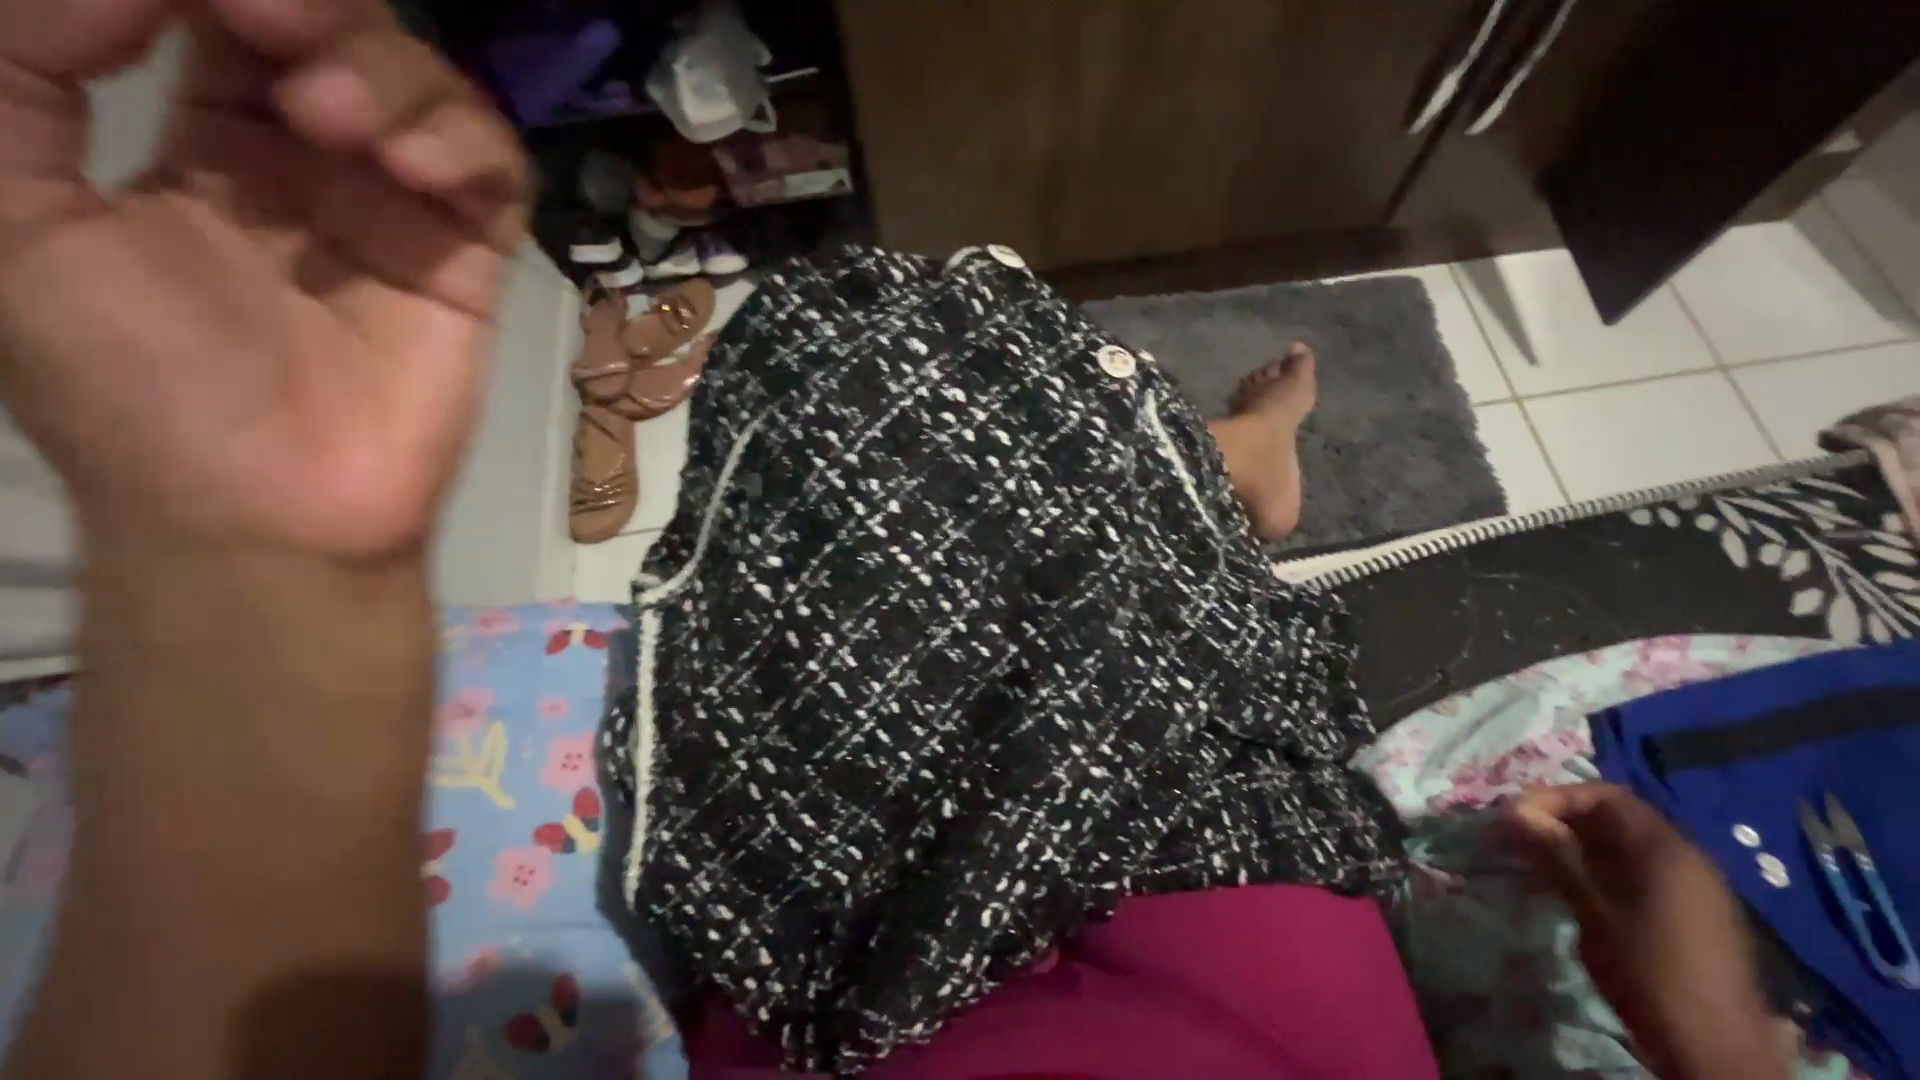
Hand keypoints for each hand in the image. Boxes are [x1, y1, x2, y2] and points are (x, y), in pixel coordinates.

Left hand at [0, 0, 529, 556]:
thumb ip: (23, 70)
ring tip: (337, 127)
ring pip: (427, 88)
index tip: (216, 1)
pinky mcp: (471, 261)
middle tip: (275, 27)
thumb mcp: (7, 211)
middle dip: (315, 12)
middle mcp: (316, 165)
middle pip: (342, 34)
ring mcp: (403, 212)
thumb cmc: (131, 381)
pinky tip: (415, 172)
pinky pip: (497, 173)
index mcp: (202, 145)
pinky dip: (467, 148)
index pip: (219, 18)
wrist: (265, 507)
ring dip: (388, 77)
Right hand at [1509, 783, 1788, 1079]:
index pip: (1605, 796)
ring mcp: (1695, 887)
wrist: (1716, 1049)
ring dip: (1581, 846)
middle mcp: (1686, 858)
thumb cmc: (1648, 971)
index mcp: (1665, 850)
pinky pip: (1641, 872)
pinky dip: (1603, 869)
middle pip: (1617, 818)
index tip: (1517, 818)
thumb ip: (1556, 857)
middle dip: (1564, 820)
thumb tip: (1515, 812)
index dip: (1556, 798)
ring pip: (1628, 846)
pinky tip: (1577, 891)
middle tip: (1521, 838)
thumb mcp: (1592, 912)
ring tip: (1540, 864)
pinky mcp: (1693, 914)